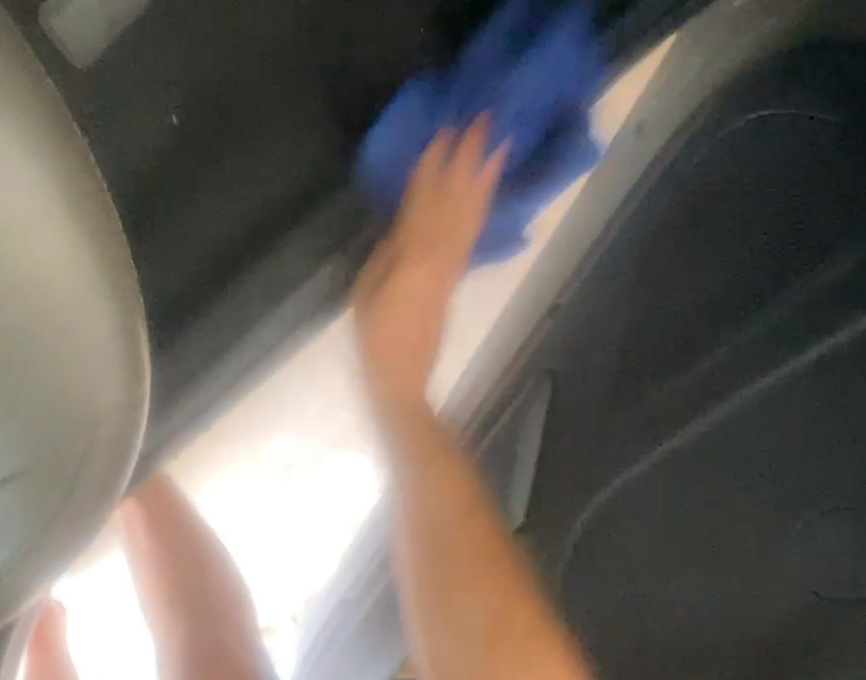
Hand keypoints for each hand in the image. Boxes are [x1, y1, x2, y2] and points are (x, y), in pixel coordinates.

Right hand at [351, 118, 506, 412]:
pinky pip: (472, 231)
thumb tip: (403, 223)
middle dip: (468, 157)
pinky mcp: (456, 275)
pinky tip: (486, 188)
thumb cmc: (375, 337)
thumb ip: (387, 252)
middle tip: (484, 118)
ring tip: (499, 142)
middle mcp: (440, 252)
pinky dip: (482, 205)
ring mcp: (452, 263)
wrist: (402, 375)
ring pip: (472, 210)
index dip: (434, 164)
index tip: (445, 130)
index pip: (424, 197)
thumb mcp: (367, 290)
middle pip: (455, 196)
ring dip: (484, 175)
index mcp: (413, 254)